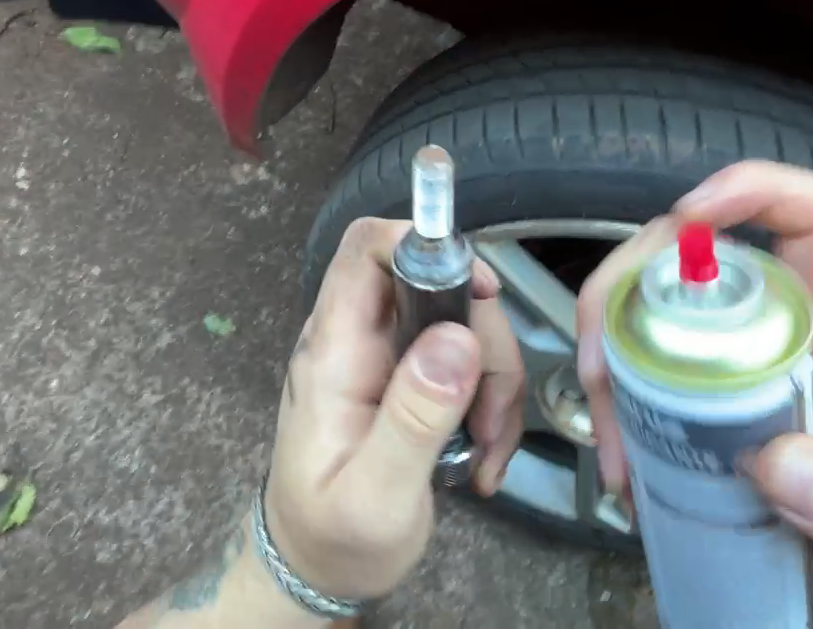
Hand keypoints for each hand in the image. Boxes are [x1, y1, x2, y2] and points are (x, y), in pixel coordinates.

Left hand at [263, 218, 526, 600]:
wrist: (317, 567)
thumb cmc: (334, 535)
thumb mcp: (375, 494)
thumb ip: (412, 418)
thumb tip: (457, 338)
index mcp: (335, 347)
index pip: (365, 249)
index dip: (423, 246)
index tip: (481, 291)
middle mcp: (363, 336)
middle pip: (439, 286)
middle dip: (484, 343)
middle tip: (492, 419)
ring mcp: (391, 354)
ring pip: (465, 323)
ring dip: (495, 383)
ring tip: (488, 451)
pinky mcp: (416, 377)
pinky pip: (470, 360)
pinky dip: (492, 402)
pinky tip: (484, 457)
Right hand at [576, 162, 812, 625]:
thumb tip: (779, 462)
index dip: (754, 189)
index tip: (689, 216)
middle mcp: (792, 320)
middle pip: (698, 249)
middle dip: (631, 284)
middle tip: (602, 363)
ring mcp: (750, 348)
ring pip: (660, 300)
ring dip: (613, 349)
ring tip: (611, 435)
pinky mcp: (721, 384)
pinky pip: (653, 354)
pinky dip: (621, 392)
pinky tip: (621, 450)